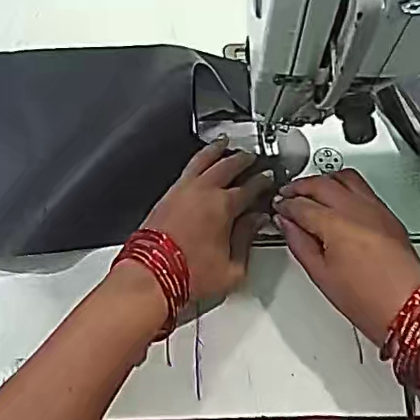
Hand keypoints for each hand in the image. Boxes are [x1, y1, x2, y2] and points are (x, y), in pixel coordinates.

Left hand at [134, 140, 272, 305]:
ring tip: (225, 144)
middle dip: (244, 160)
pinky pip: (187, 168)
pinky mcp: (167, 195)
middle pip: (229, 165)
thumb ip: (246, 239)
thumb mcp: (232, 267)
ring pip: (203, 159)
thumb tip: (254, 223)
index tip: (267, 180)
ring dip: (218, 150)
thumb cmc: (187, 273)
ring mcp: (182, 190)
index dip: (262, 182)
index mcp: (224, 206)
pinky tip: (199, 162)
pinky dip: (197, 160)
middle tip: (252, 158)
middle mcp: (203, 192)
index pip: (250, 188)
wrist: (152, 274)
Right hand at [274, 169, 419, 344]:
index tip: (278, 208)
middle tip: (286, 194)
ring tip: (310, 190)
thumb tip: (287, 225)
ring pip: (344, 177)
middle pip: (320, 183)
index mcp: (336, 225)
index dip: (284, 204)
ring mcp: (375, 209)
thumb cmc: (369, 300)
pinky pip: (362, 187)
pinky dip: (344, 185)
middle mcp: (357, 210)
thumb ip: (299, 243)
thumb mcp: (320, 274)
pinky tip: (336, 196)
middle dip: (298, 187)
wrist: (408, 309)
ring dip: (323, 180)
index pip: (301, 204)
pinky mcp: (388, 214)